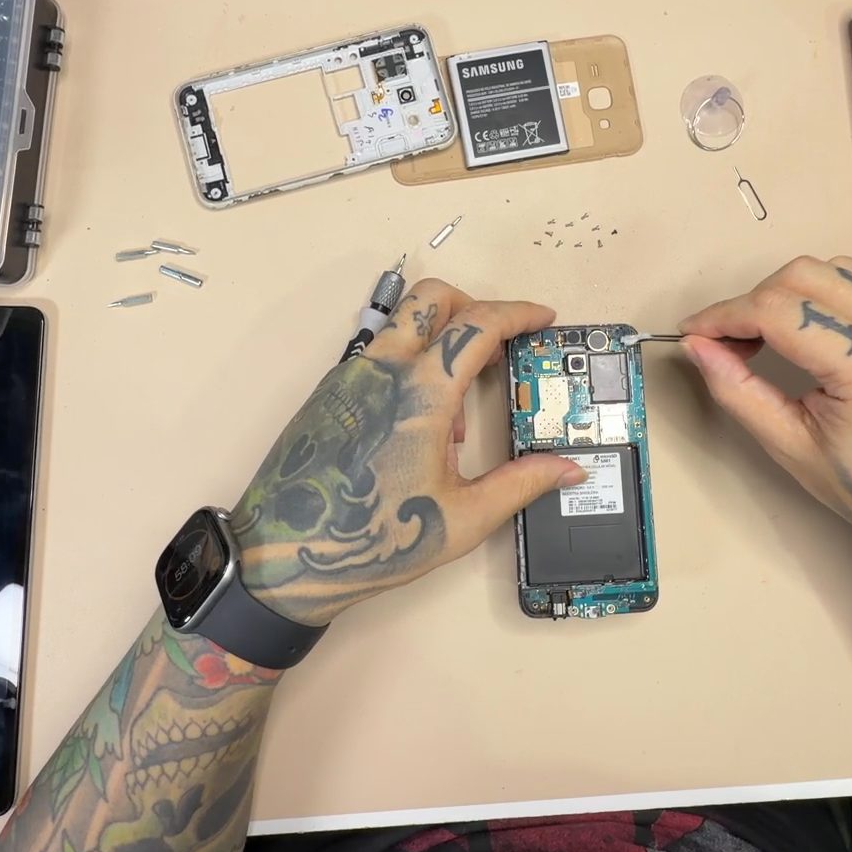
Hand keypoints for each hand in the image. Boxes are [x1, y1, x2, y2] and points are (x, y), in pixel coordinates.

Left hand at [229, 278, 586, 625]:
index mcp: (420, 395)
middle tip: (497, 345)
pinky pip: (380, 354)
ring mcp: (351, 376)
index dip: (518, 313)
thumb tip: (567, 469)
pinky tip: (420, 424)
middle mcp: (382, 370)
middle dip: (473, 306)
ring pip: (403, 322)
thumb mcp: (462, 518)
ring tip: (458, 408)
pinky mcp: (332, 392)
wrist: (284, 555)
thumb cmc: (373, 541)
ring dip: (441, 338)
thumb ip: (520, 484)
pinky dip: (412, 363)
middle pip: (432, 297)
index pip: (477, 325)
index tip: (542, 317)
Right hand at [677, 256, 851, 604]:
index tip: (693, 331)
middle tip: (730, 341)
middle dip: (752, 300)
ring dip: (788, 292)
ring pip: (836, 269)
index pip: (778, 310)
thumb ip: (737, 389)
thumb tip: (696, 346)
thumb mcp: (791, 447)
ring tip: (769, 335)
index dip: (724, 315)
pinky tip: (812, 329)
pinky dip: (826, 294)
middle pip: (804, 275)